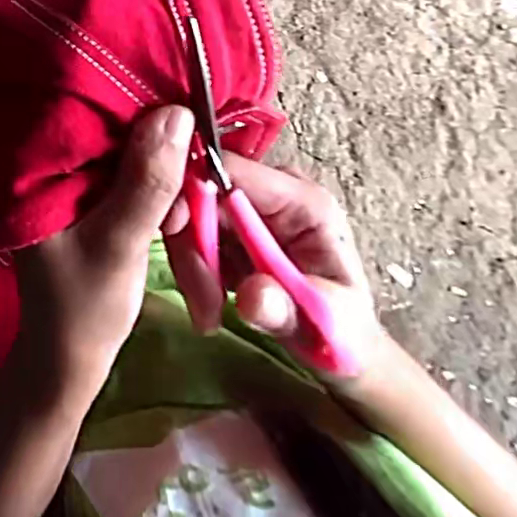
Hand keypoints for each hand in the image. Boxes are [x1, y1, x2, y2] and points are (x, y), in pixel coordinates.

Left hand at [12, 106, 194, 395]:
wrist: (68, 359)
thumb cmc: (85, 307)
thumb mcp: (120, 242)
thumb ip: (147, 183)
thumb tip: (177, 112)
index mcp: (40, 164)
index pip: (93, 111)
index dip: (142, 109)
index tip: (188, 128)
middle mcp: (50, 161)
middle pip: (114, 128)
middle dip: (158, 149)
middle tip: (185, 196)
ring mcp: (70, 177)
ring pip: (127, 150)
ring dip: (161, 173)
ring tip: (177, 218)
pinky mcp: (88, 194)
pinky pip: (128, 172)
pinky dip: (153, 186)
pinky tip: (171, 212)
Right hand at [160, 155, 394, 390]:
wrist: (340, 347)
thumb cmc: (342, 332)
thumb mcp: (326, 326)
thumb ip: (286, 310)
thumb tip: (252, 294)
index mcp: (301, 199)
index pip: (229, 169)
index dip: (193, 192)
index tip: (174, 234)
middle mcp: (272, 190)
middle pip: (202, 190)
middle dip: (191, 244)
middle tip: (201, 302)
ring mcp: (249, 203)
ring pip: (189, 213)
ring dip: (190, 264)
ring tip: (208, 313)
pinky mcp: (230, 222)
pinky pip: (191, 232)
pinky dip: (191, 266)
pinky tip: (209, 300)